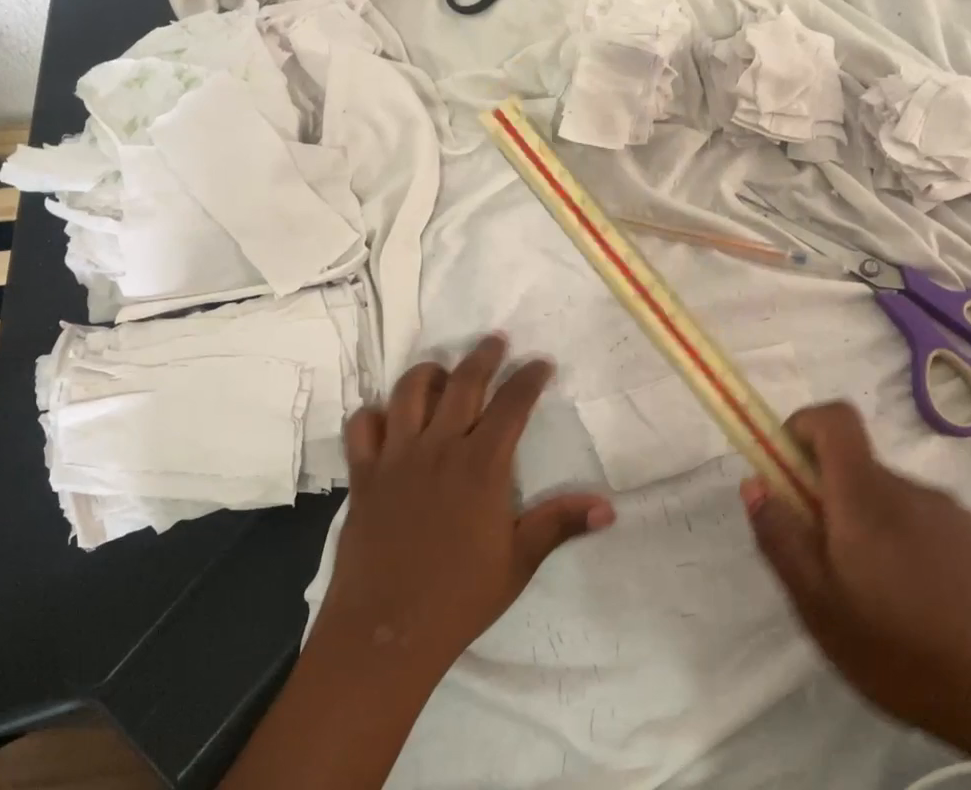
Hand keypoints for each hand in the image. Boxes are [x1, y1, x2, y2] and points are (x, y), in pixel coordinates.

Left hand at [313, 334, 615, 678]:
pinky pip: (362, 426)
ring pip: (409, 393)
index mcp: (480, 467)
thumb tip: (608, 506)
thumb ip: (559, 524)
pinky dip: (375, 413)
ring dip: (429, 373)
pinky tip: (388, 419)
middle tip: (495, 342)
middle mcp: (437, 449)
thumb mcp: (518, 561)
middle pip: (462, 384)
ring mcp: (395, 458)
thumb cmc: (460, 597)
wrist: (387, 628)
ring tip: (443, 370)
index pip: (511, 406)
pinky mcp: (363, 475)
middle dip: (483, 357)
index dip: (528, 379)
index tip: (541, 364)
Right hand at [742, 402, 970, 755]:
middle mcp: (910, 490)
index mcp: (866, 495)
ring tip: (870, 599)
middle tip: (821, 567)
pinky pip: (919, 524)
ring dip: (863, 529)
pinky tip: (912, 607)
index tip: (783, 469)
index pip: (835, 418)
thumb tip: (755, 483)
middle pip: (854, 468)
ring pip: (885, 501)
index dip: (801, 427)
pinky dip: (899, 546)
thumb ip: (781, 537)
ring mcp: (950, 514)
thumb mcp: (817, 603)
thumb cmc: (900, 649)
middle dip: (825, 500)